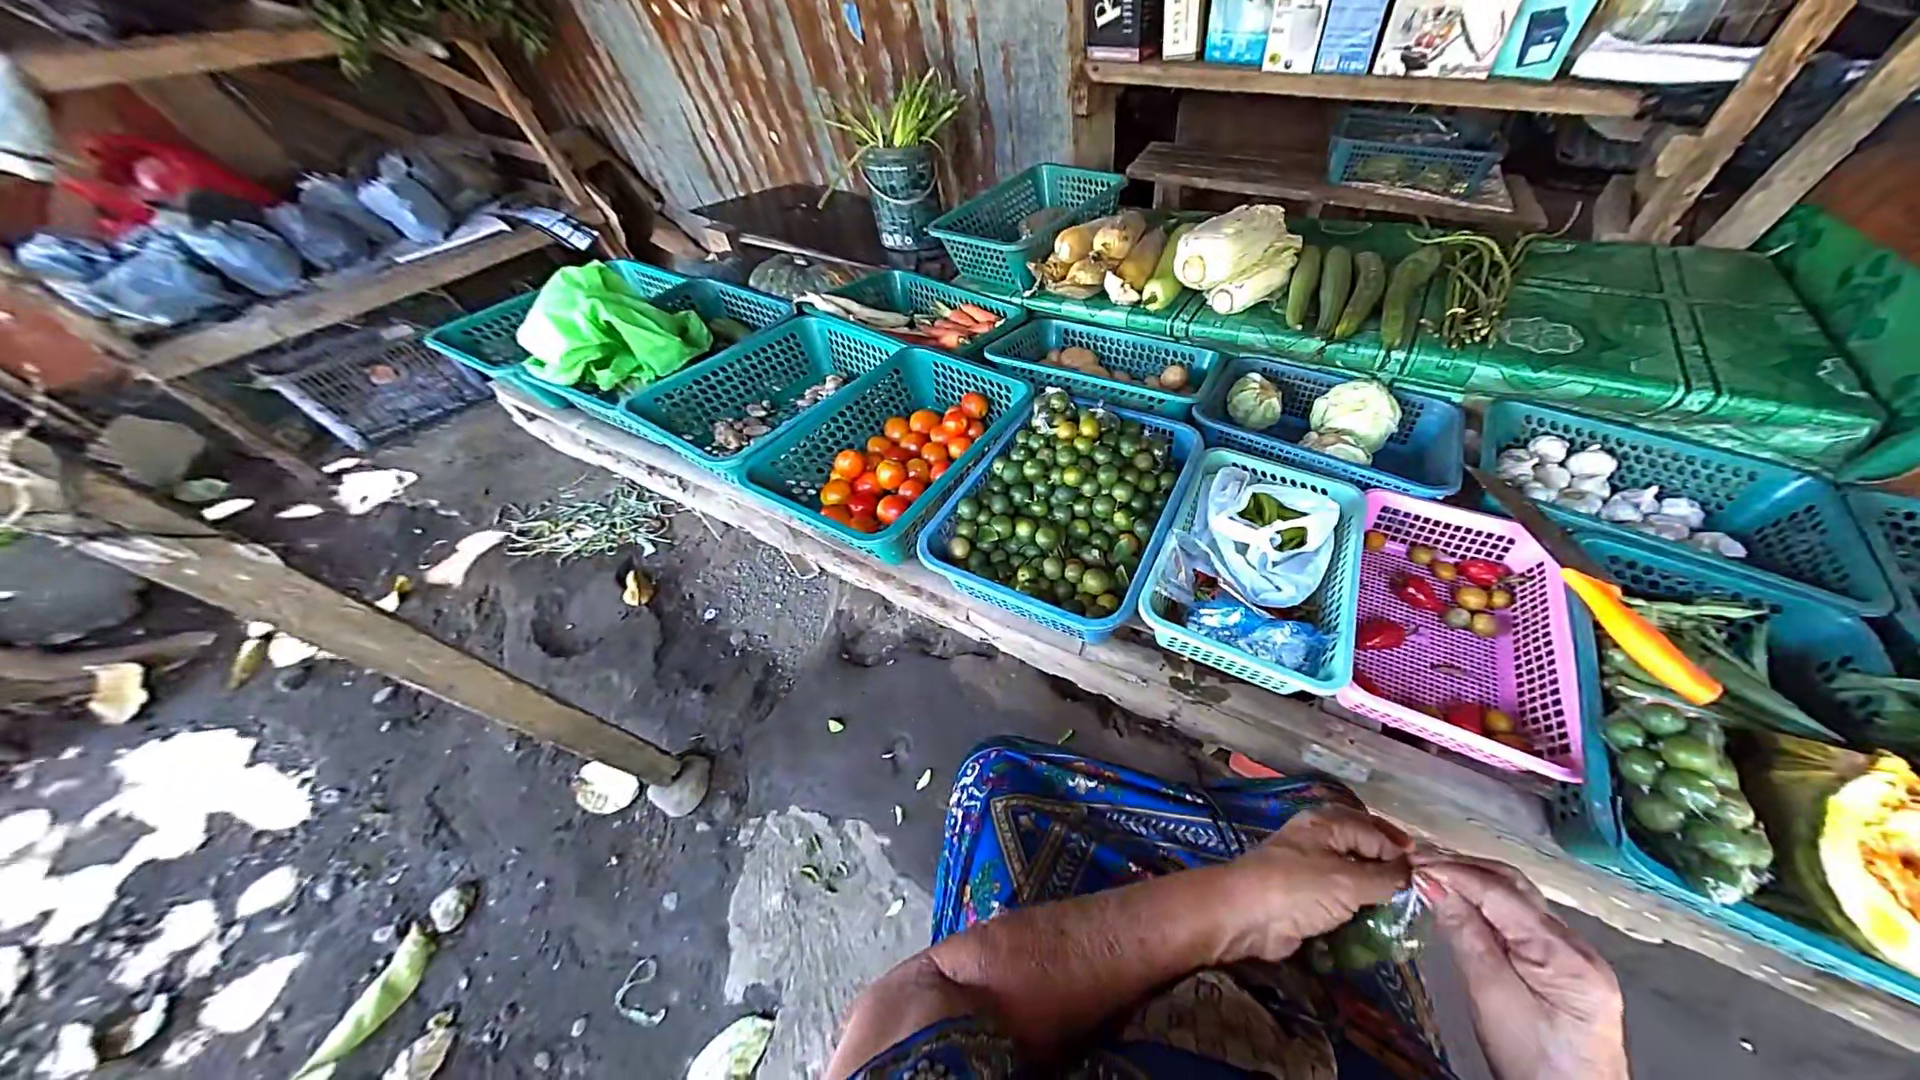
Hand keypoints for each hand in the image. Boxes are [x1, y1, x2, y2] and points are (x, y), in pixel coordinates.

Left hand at [1217, 805, 1412, 961]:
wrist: (1247, 914)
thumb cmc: (1296, 888)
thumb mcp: (1347, 881)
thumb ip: (1384, 877)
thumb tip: (1412, 872)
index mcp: (1324, 823)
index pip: (1372, 829)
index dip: (1399, 848)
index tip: (1430, 871)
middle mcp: (1318, 838)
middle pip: (1362, 845)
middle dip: (1390, 863)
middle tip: (1420, 886)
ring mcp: (1311, 866)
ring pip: (1353, 870)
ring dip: (1376, 885)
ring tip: (1406, 903)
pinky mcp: (1307, 893)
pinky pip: (1342, 893)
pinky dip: (1361, 902)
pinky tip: (1380, 916)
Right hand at [1418, 858, 1627, 1079]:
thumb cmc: (1531, 1059)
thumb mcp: (1491, 995)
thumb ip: (1464, 933)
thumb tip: (1429, 881)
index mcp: (1566, 955)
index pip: (1501, 892)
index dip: (1453, 871)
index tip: (1410, 862)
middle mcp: (1577, 945)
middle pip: (1513, 885)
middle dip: (1461, 867)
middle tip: (1414, 861)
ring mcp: (1573, 954)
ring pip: (1515, 896)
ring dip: (1471, 878)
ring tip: (1429, 873)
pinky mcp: (1561, 963)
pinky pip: (1518, 915)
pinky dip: (1483, 899)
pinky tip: (1457, 897)